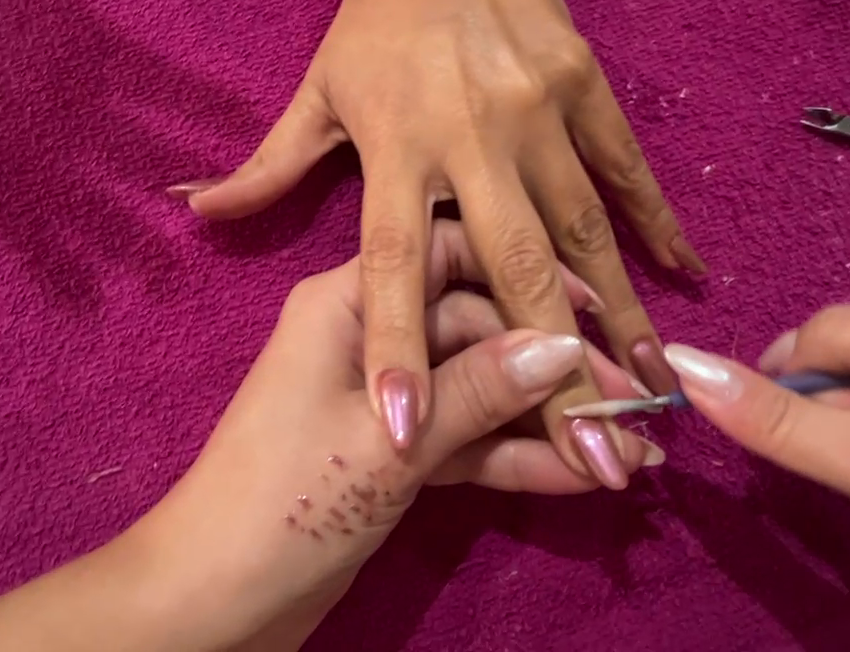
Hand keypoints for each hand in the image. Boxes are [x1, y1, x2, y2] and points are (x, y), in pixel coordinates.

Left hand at [126, 221, 659, 649]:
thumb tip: (563, 345)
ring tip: (631, 452)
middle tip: (633, 408)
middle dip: (549, 369)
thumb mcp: (391, 442)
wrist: (217, 593)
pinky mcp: (394, 450)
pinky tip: (582, 476)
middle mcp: (370, 334)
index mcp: (350, 301)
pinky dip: (513, 457)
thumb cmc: (288, 496)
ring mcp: (385, 394)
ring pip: (476, 389)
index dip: (519, 277)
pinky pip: (463, 438)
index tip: (596, 308)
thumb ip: (476, 390)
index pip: (445, 257)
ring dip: (545, 420)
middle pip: (473, 329)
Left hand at [175, 0, 700, 484]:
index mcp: (394, 142)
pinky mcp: (587, 83)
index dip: (396, 346)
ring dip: (620, 313)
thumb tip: (191, 212)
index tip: (405, 431)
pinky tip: (687, 277)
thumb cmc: (371, 27)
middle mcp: (471, 133)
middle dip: (552, 364)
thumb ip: (263, 165)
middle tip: (597, 457)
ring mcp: (538, 108)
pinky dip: (656, 220)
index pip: (393, 259)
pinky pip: (625, 165)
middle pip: (513, 262)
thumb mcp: (313, 91)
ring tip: (652, 391)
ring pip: (583, 226)